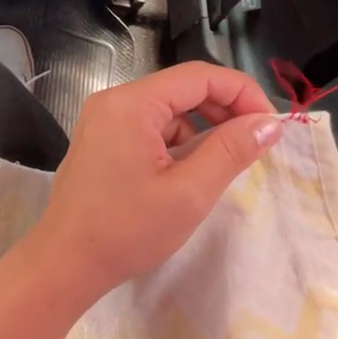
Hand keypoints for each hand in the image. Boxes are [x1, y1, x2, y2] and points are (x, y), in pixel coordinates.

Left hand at [26, 63, 282, 302]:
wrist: (66, 262)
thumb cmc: (127, 229)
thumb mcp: (189, 192)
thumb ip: (231, 150)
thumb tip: (270, 122)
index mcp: (131, 103)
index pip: (199, 76)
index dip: (242, 93)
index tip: (271, 126)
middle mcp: (113, 100)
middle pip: (181, 88)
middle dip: (224, 110)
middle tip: (255, 146)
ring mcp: (103, 119)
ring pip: (167, 109)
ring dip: (200, 129)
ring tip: (219, 166)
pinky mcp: (100, 139)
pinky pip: (148, 127)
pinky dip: (175, 142)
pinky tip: (185, 175)